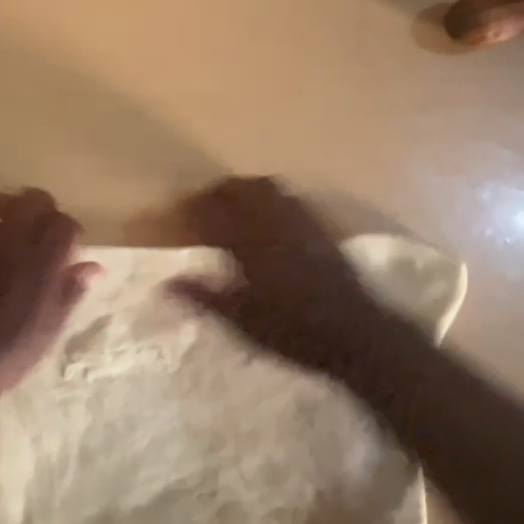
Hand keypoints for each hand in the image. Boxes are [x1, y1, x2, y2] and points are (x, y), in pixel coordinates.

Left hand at [0, 188, 97, 405]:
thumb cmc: (9, 353)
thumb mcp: (51, 328)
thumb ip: (71, 290)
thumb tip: (94, 265)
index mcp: (44, 263)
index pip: (65, 223)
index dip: (69, 230)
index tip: (67, 244)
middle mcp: (14, 242)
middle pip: (35, 199)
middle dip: (42, 209)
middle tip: (39, 229)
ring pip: (0, 199)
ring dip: (8, 208)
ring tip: (8, 226)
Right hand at [168, 176, 383, 375]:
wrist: (357, 336)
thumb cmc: (294, 332)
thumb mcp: (243, 321)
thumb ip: (204, 297)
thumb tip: (166, 283)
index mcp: (252, 240)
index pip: (215, 210)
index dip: (194, 207)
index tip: (178, 210)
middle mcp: (276, 222)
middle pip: (242, 189)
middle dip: (218, 191)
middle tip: (202, 204)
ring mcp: (302, 222)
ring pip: (268, 188)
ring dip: (245, 189)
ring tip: (231, 203)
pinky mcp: (321, 229)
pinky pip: (290, 198)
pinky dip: (271, 197)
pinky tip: (268, 215)